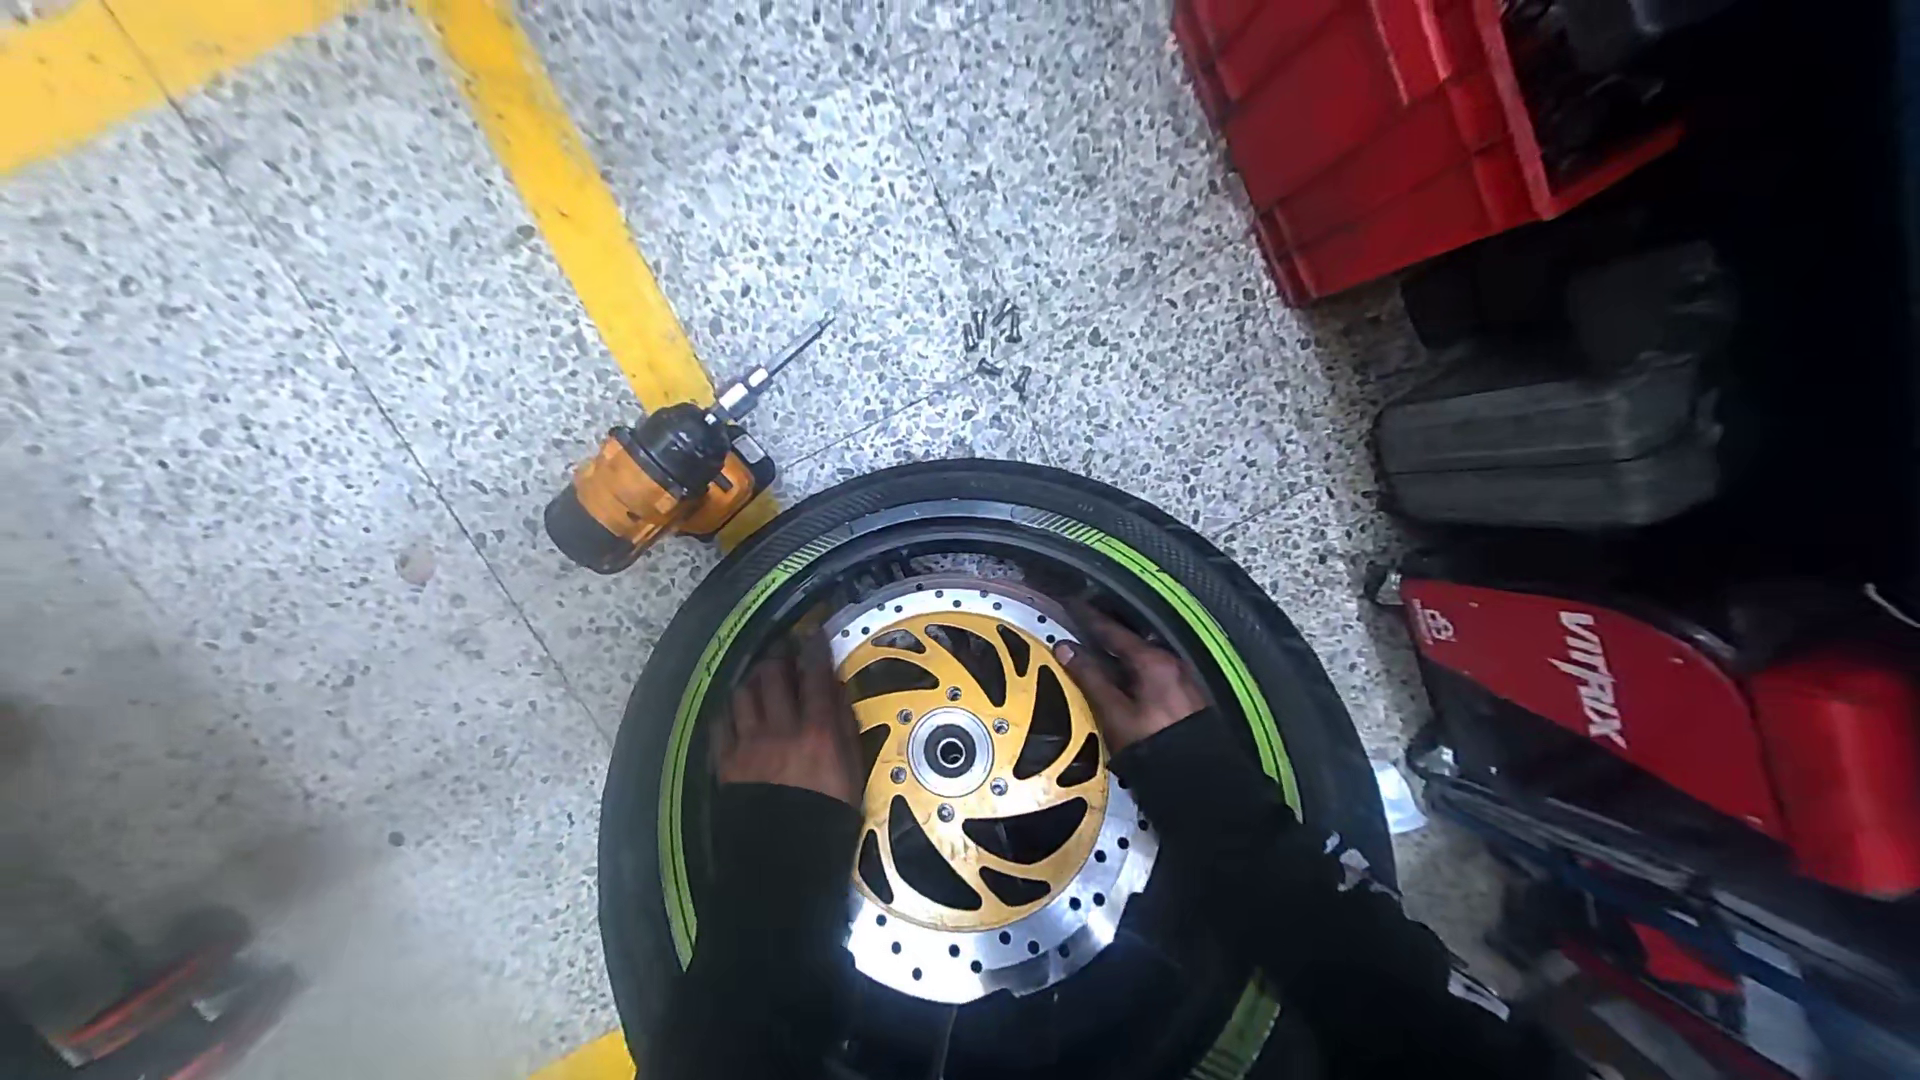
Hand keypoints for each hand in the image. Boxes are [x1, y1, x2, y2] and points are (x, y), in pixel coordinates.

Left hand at [713, 635, 862, 805]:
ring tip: (760, 679)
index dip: (814, 649)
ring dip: (753, 679)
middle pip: (772, 675)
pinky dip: (730, 709)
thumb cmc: (829, 812)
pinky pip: (721, 721)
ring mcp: (748, 743)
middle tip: (784, 656)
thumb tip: (835, 689)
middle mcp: (780, 729)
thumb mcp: (851, 767)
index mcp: (817, 730)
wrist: (786, 858)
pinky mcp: (726, 761)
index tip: (813, 635)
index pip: (814, 675)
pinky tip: (738, 709)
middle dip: (779, 658)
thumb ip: (843, 723)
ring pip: (743, 692)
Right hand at [1053, 607, 1207, 751]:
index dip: (1089, 617)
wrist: (1198, 780)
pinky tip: (1123, 678)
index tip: (1073, 604)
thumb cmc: (1155, 746)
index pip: (1113, 631)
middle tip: (1083, 623)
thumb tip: (1067, 650)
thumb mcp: (1113, 712)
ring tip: (1098, 651)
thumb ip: (1089, 677)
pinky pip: (1153, 672)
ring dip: (1120, 653)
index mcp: (1153, 661)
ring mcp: (1181, 680)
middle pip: (1130, 641)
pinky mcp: (1185, 697)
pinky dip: (1133, 668)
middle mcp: (1171, 663)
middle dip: (1106, 632)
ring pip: (1142, 656)